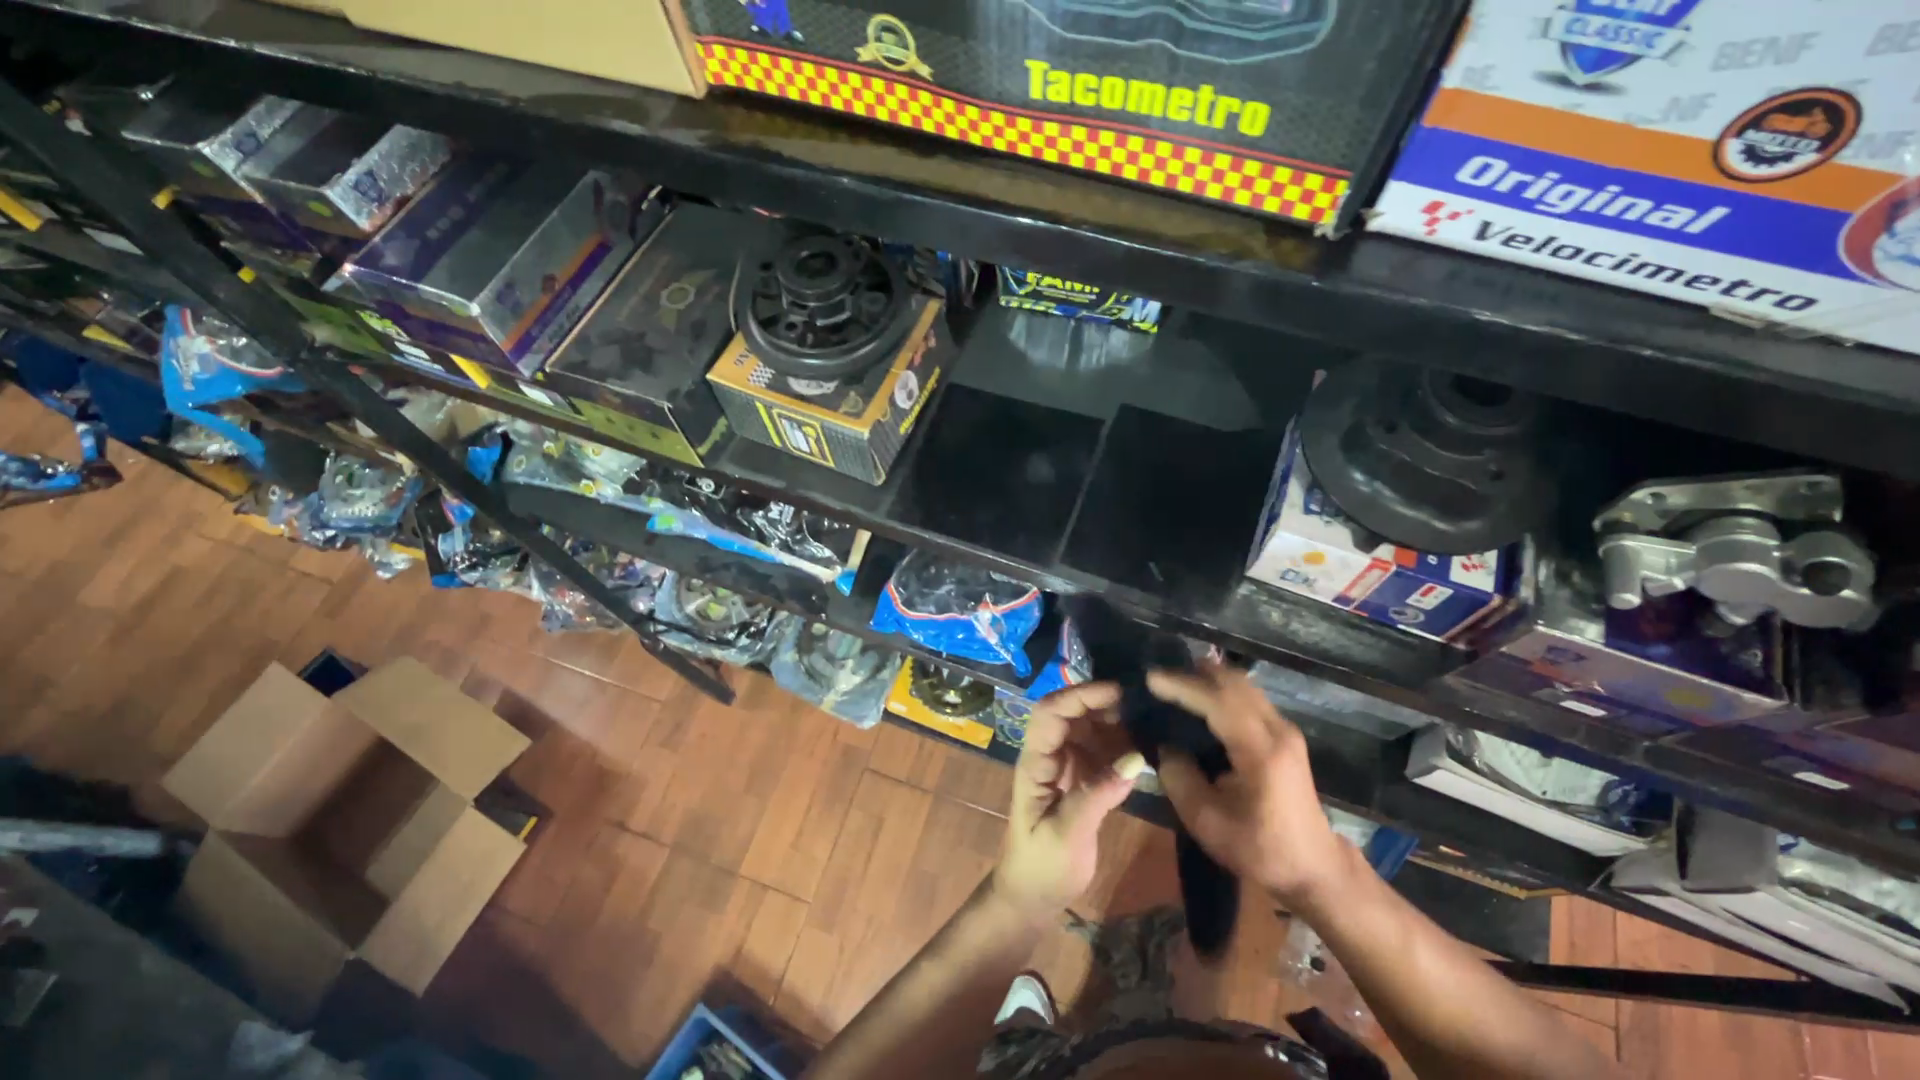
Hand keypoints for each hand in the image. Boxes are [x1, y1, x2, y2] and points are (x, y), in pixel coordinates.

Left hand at [993, 682, 1146, 919]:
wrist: (1033, 897)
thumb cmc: (1041, 867)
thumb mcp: (1066, 835)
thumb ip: (1096, 796)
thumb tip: (1134, 759)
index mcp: (1035, 763)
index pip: (1050, 713)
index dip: (1080, 696)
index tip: (1118, 692)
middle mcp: (1049, 757)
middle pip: (1071, 714)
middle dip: (1103, 704)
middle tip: (1144, 707)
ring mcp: (1066, 768)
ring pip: (1089, 729)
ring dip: (1116, 724)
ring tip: (1151, 725)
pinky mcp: (1083, 782)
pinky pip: (1102, 752)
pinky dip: (1122, 747)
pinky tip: (1147, 750)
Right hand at [1150, 664, 1356, 912]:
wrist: (1311, 867)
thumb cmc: (1259, 849)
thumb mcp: (1207, 821)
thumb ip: (1179, 777)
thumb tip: (1165, 746)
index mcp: (1261, 751)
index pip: (1218, 701)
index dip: (1183, 686)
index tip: (1151, 678)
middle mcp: (1278, 731)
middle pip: (1235, 683)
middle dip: (1195, 674)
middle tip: (1160, 675)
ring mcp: (1286, 731)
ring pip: (1244, 687)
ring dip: (1210, 679)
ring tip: (1176, 683)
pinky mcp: (1285, 737)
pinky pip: (1250, 699)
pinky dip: (1222, 691)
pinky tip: (1201, 700)